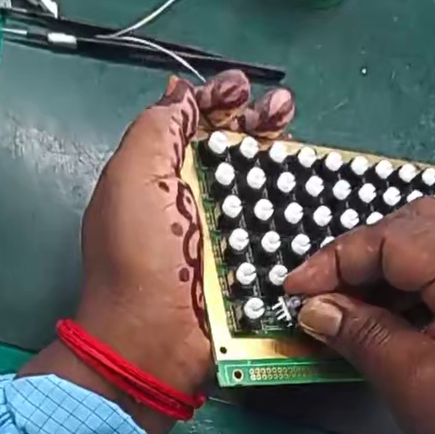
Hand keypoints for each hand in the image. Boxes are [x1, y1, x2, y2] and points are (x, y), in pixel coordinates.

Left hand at [21, 71, 295, 433]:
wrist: (151, 344)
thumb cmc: (137, 260)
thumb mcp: (132, 179)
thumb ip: (156, 129)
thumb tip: (180, 97)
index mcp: (156, 181)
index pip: (190, 127)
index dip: (216, 100)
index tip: (243, 89)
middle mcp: (186, 207)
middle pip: (228, 154)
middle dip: (255, 124)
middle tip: (283, 113)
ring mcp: (215, 242)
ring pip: (253, 189)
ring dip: (276, 160)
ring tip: (295, 141)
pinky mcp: (241, 274)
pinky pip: (269, 233)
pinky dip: (286, 210)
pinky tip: (301, 191)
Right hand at [282, 198, 434, 433]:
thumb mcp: (418, 386)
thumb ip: (363, 336)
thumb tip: (314, 308)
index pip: (401, 237)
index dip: (338, 259)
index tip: (293, 290)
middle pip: (421, 225)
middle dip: (360, 257)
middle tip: (319, 298)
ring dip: (384, 269)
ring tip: (347, 308)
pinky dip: (412, 284)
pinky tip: (387, 313)